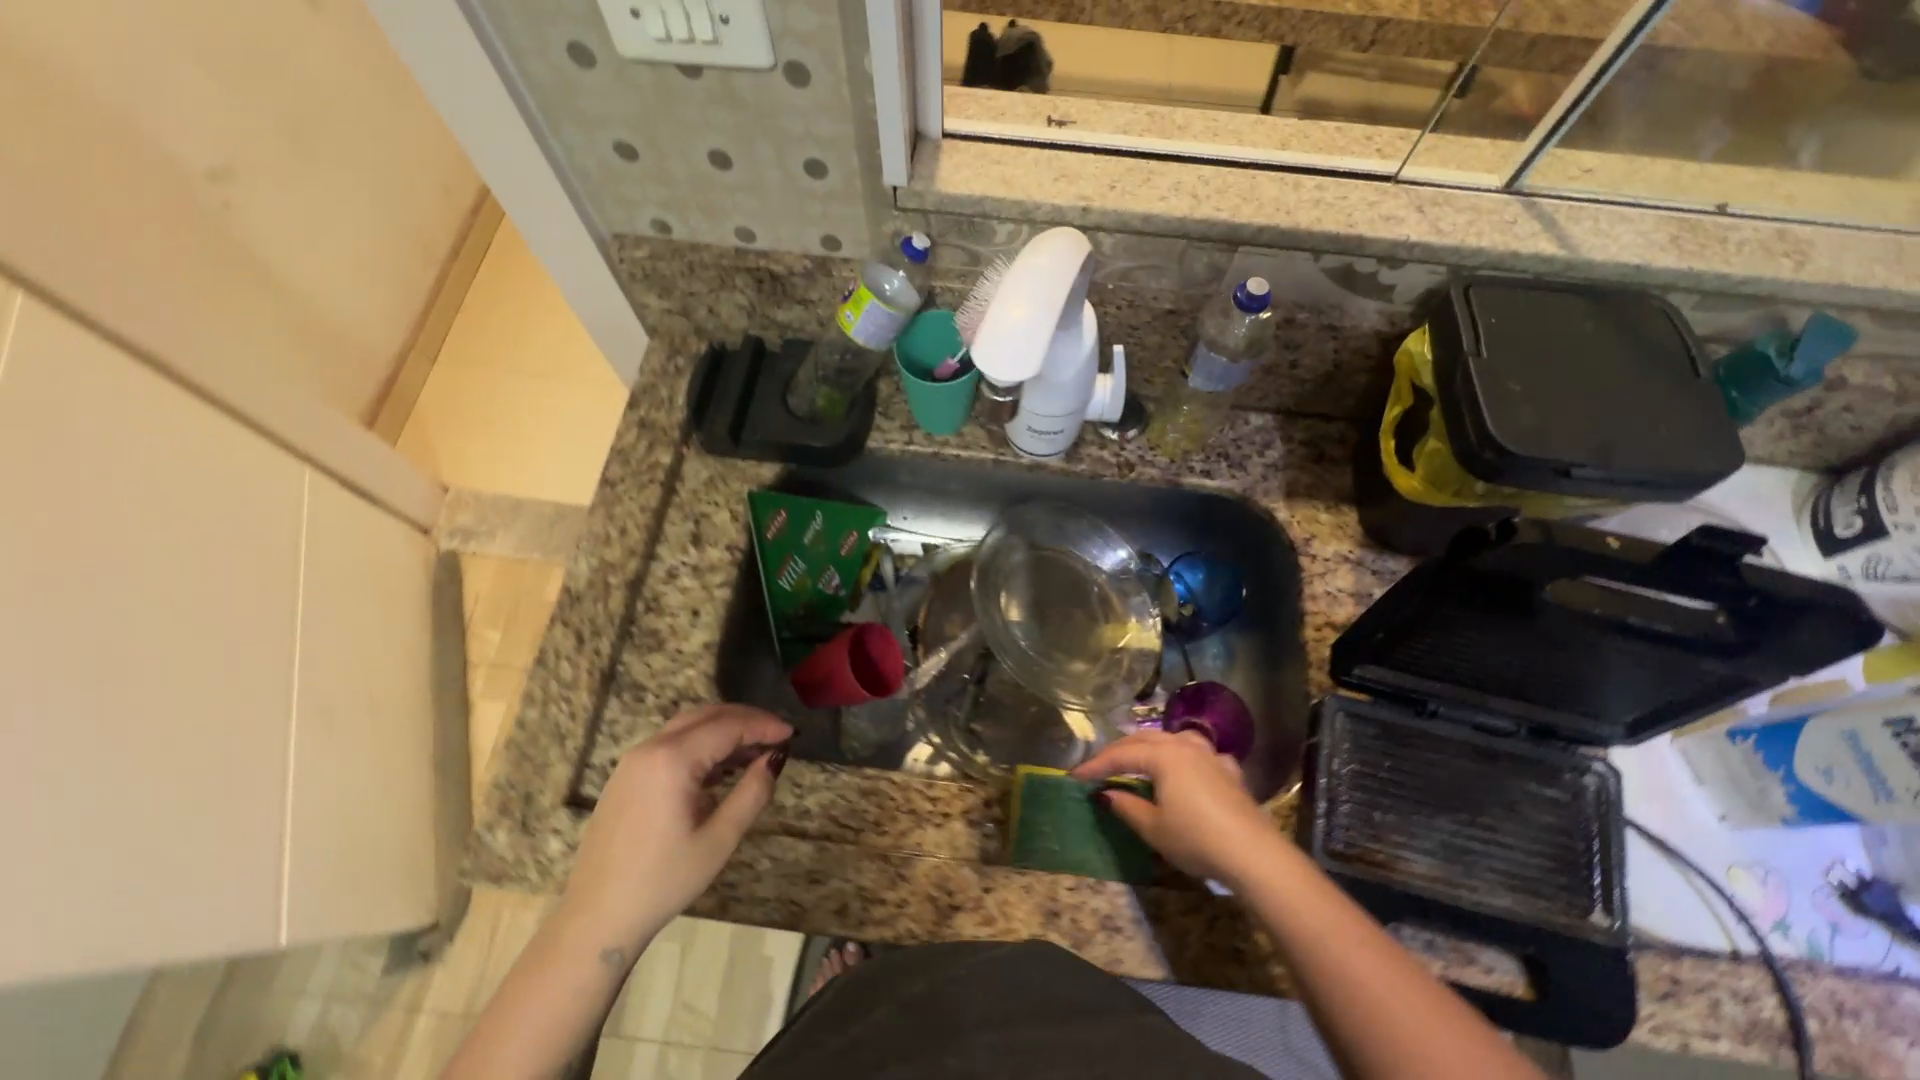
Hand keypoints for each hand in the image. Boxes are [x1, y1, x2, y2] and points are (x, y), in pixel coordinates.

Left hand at [562, 704, 791, 947]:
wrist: (598, 915)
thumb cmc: (663, 880)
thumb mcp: (719, 839)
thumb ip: (752, 793)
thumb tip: (774, 759)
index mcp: (672, 760)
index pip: (727, 726)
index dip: (763, 725)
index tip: (792, 734)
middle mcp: (649, 749)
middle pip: (705, 716)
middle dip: (744, 719)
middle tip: (777, 734)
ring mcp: (632, 762)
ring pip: (685, 727)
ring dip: (722, 730)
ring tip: (756, 750)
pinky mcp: (625, 777)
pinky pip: (669, 745)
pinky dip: (700, 744)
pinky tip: (720, 768)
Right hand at [1072, 729, 1280, 886]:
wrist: (1253, 853)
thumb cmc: (1196, 839)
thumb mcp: (1154, 828)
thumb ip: (1127, 806)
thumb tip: (1106, 794)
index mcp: (1164, 756)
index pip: (1121, 755)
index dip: (1096, 765)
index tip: (1075, 776)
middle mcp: (1186, 746)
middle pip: (1145, 740)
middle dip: (1119, 750)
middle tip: (1099, 766)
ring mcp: (1212, 756)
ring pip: (1174, 739)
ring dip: (1151, 745)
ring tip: (1139, 757)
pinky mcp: (1230, 772)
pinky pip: (1200, 753)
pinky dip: (1184, 756)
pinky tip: (1187, 767)